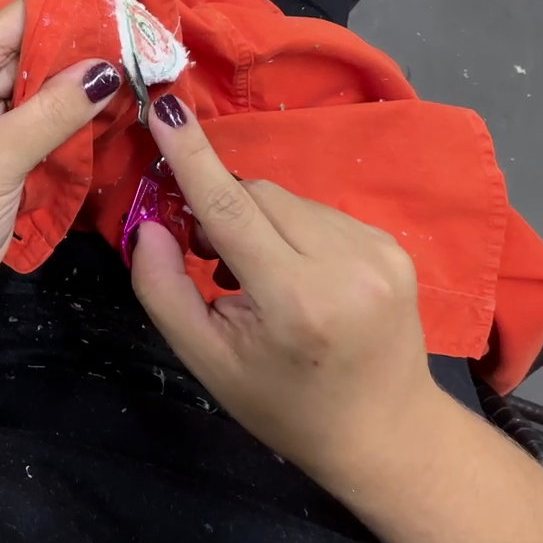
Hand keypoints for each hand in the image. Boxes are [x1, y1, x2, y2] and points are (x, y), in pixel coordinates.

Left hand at [0, 0, 119, 329]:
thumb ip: (52, 112)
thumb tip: (107, 68)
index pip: (3, 27)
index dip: (55, 12)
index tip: (112, 4)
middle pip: (25, 56)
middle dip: (76, 50)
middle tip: (139, 39)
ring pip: (38, 90)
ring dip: (79, 85)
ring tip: (139, 66)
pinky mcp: (3, 152)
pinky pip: (42, 123)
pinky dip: (72, 118)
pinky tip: (115, 105)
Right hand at [129, 95, 448, 478]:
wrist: (387, 436)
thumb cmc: (283, 403)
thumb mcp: (204, 359)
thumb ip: (161, 287)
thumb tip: (150, 224)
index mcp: (296, 301)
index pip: (230, 209)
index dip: (191, 155)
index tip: (164, 106)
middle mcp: (346, 266)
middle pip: (256, 194)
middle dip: (222, 209)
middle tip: (209, 256)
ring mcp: (378, 252)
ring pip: (285, 197)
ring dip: (256, 219)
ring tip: (258, 272)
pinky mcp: (392, 246)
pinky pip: (315, 209)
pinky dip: (290, 227)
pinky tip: (297, 270)